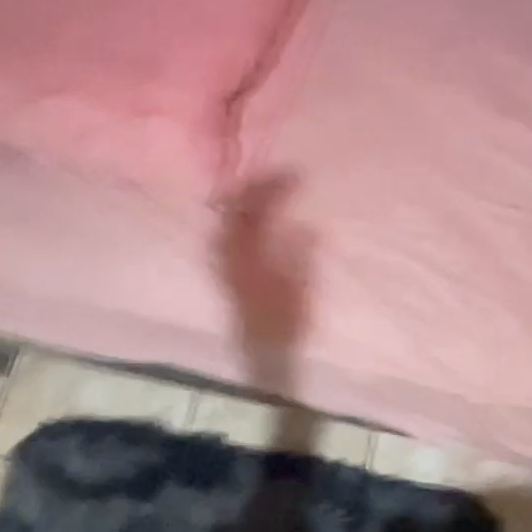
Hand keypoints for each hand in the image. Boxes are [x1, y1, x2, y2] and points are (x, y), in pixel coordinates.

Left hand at [215, 173, 314, 368]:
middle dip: (252, 190)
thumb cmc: (286, 322)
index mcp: (245, 255)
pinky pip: (224, 240)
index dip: (271, 188)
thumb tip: (307, 229)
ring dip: (242, 205)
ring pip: (225, 224)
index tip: (293, 176)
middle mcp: (227, 257)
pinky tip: (248, 224)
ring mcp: (223, 267)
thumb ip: (301, 257)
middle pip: (232, 212)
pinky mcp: (227, 277)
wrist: (265, 355)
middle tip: (274, 177)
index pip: (252, 210)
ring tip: (259, 193)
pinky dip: (236, 224)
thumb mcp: (300, 288)